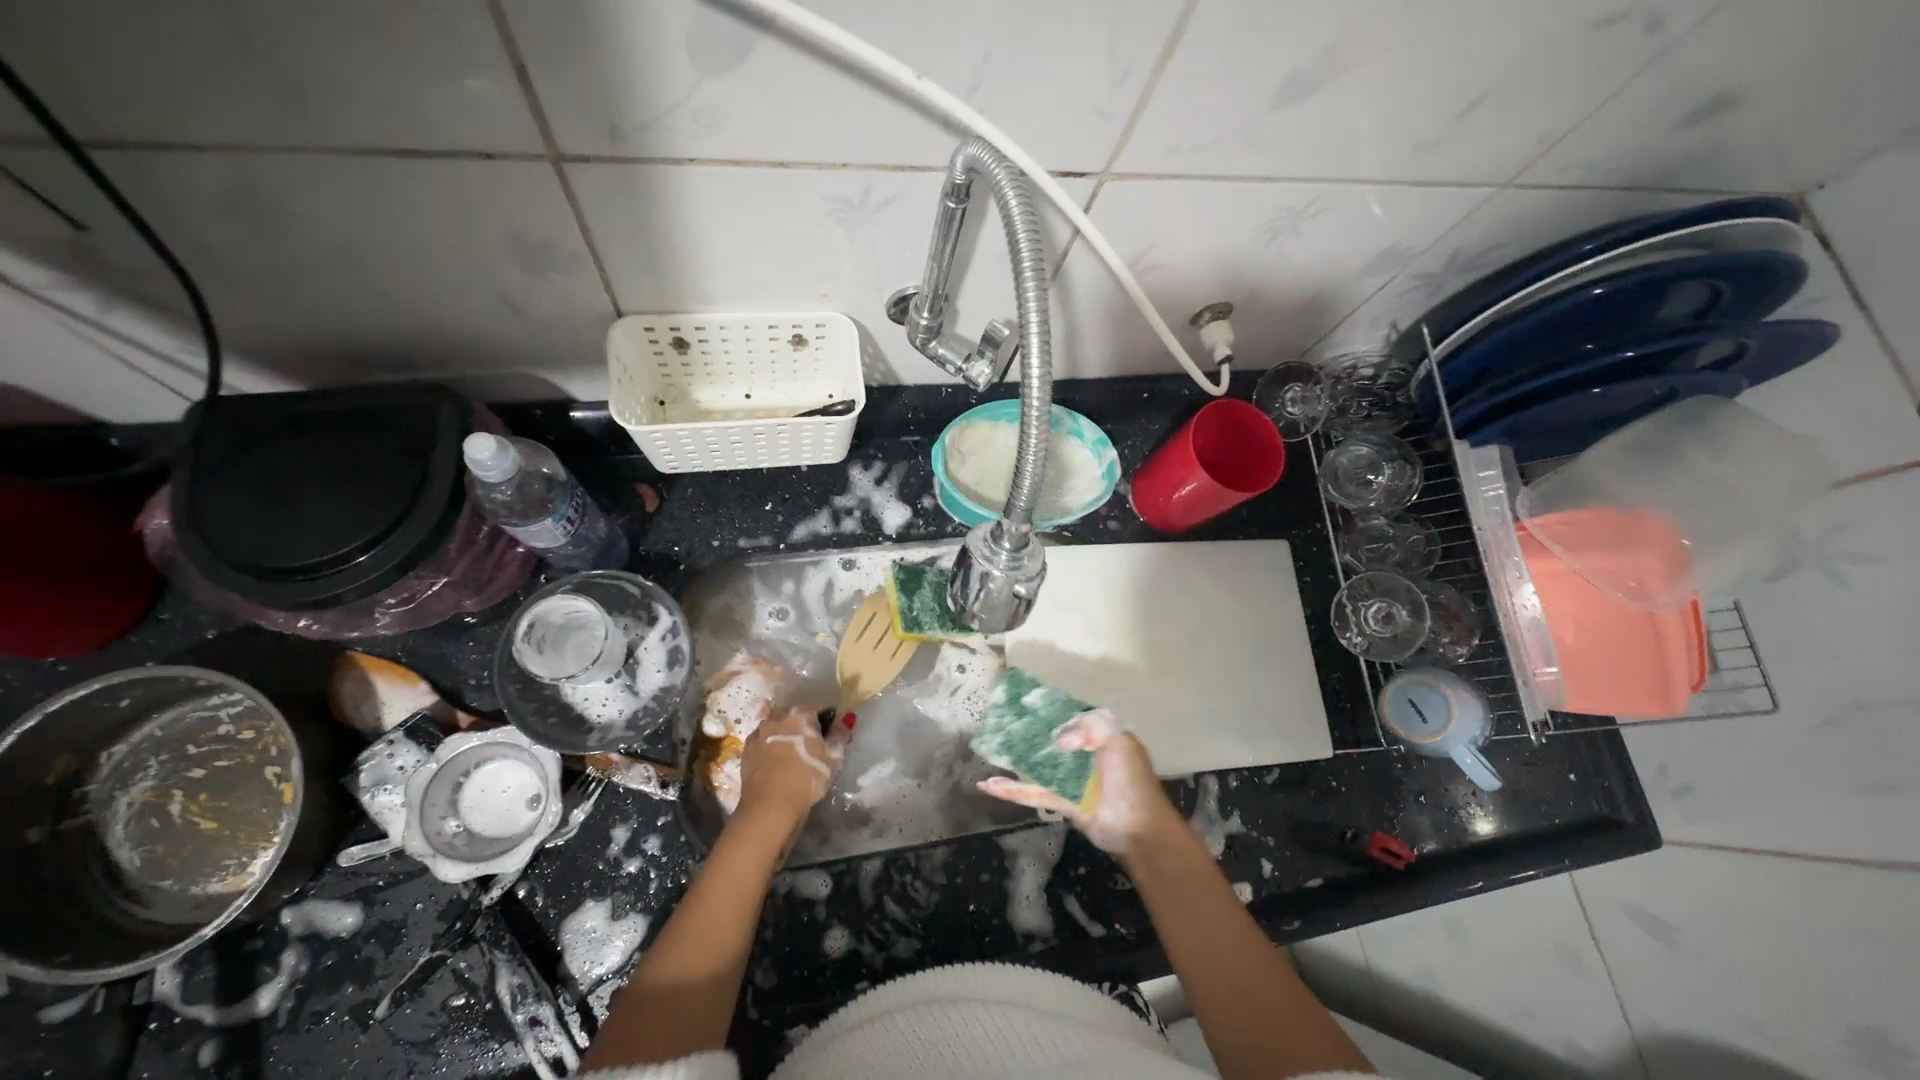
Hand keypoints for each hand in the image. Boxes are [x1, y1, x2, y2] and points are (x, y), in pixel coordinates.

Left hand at [733, 707, 844, 833]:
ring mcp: (758, 734)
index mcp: (799, 714)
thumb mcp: (834, 757)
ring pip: (776, 729)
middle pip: (794, 716)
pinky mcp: (746, 751)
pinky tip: (776, 765)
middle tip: (813, 746)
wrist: (770, 805)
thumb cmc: (807, 777)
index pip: (818, 709)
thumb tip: (843, 721)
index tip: (831, 736)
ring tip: (792, 757)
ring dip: (785, 736)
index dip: (827, 721)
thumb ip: (840, 734)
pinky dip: (770, 749)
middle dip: (803, 727)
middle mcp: (776, 718)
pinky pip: (763, 744)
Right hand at [976, 709, 1179, 853]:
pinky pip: (1034, 793)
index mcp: (1103, 738)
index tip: (1025, 704)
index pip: (1073, 719)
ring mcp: (1072, 781)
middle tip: (998, 724)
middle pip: (1051, 742)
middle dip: (1027, 734)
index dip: (1050, 712)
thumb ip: (1090, 726)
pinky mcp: (1062, 803)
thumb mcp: (1118, 740)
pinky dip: (1012, 790)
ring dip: (1014, 761)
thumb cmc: (1131, 781)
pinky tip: (989, 785)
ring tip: (987, 751)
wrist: (1139, 830)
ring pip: (1038, 767)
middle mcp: (1086, 757)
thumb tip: (1057, 740)